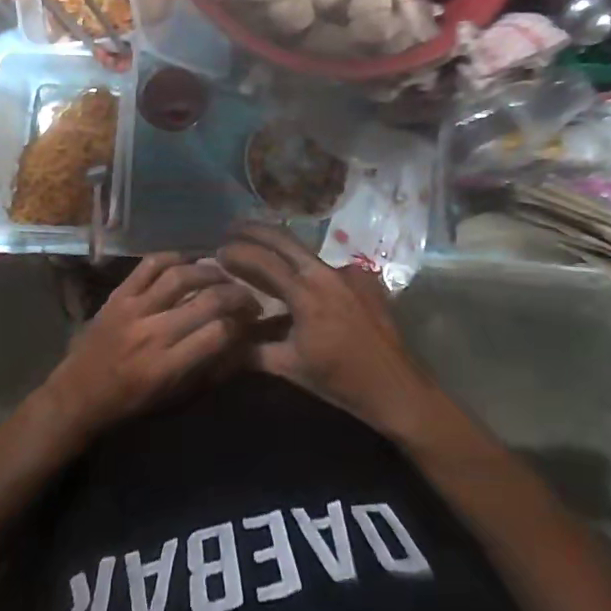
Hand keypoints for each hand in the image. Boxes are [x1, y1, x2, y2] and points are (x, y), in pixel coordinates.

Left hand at [37, 253, 259, 441]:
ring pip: (181, 276)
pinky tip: (190, 261)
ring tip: (224, 275)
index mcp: (166, 367)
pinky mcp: (118, 295)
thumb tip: (247, 344)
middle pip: (207, 300)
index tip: (251, 321)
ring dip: (211, 271)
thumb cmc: (131, 404)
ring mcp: (132, 311)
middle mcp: (151, 334)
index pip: (218, 333)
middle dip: (237, 294)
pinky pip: (150, 264)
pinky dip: (175, 257)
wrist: (75, 398)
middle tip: (248, 295)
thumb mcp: (176, 399)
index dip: (242, 323)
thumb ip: (213, 371)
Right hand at [218, 223, 442, 438]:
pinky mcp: (367, 279)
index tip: (218, 249)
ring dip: (284, 254)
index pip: (264, 262)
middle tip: (234, 227)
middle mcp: (328, 274)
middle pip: (287, 241)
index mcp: (307, 294)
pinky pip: (331, 270)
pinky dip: (311, 274)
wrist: (393, 383)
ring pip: (309, 256)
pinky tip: (304, 287)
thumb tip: (222, 343)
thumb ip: (253, 352)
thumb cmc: (338, 379)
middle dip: (258, 231)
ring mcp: (351, 273)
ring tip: (264, 261)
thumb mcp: (290, 367)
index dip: (238, 252)